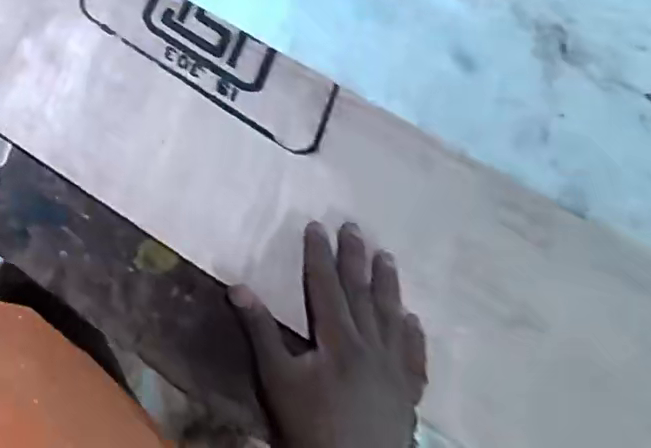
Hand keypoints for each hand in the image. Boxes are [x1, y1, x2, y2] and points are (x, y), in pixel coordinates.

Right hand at [231, 221, 426, 447]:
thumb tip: (237, 286)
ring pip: (391, 319)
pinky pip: (413, 358)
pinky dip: (413, 337)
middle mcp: (370, 349)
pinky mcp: (407, 397)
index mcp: (339, 341)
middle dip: (355, 258)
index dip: (319, 254)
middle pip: (361, 294)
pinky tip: (413, 321)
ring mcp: (394, 373)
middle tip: (355, 227)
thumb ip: (261, 331)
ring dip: (388, 286)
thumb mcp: (277, 379)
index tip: (317, 225)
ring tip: (387, 257)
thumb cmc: (311, 426)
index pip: (326, 286)